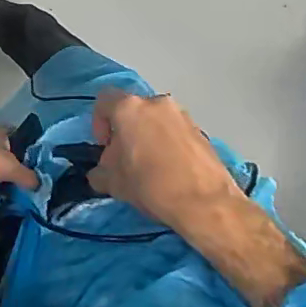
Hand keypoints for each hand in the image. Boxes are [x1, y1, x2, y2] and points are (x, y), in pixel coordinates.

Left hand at [0, 123, 39, 189]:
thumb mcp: (12, 168)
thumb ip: (28, 176)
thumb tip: (40, 184)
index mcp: (0, 130)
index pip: (19, 136)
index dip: (27, 149)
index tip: (34, 166)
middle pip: (4, 150)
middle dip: (10, 164)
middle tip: (20, 182)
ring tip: (5, 188)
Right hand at [87, 89, 241, 233]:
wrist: (207, 205)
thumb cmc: (149, 184)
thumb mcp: (111, 182)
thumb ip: (100, 170)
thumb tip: (102, 172)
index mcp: (129, 108)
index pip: (104, 101)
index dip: (98, 122)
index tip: (104, 145)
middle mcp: (157, 104)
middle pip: (132, 111)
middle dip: (125, 131)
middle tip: (125, 157)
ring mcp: (184, 117)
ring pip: (156, 121)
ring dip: (148, 137)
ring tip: (149, 165)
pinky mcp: (204, 133)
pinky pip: (176, 133)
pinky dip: (168, 145)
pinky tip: (169, 170)